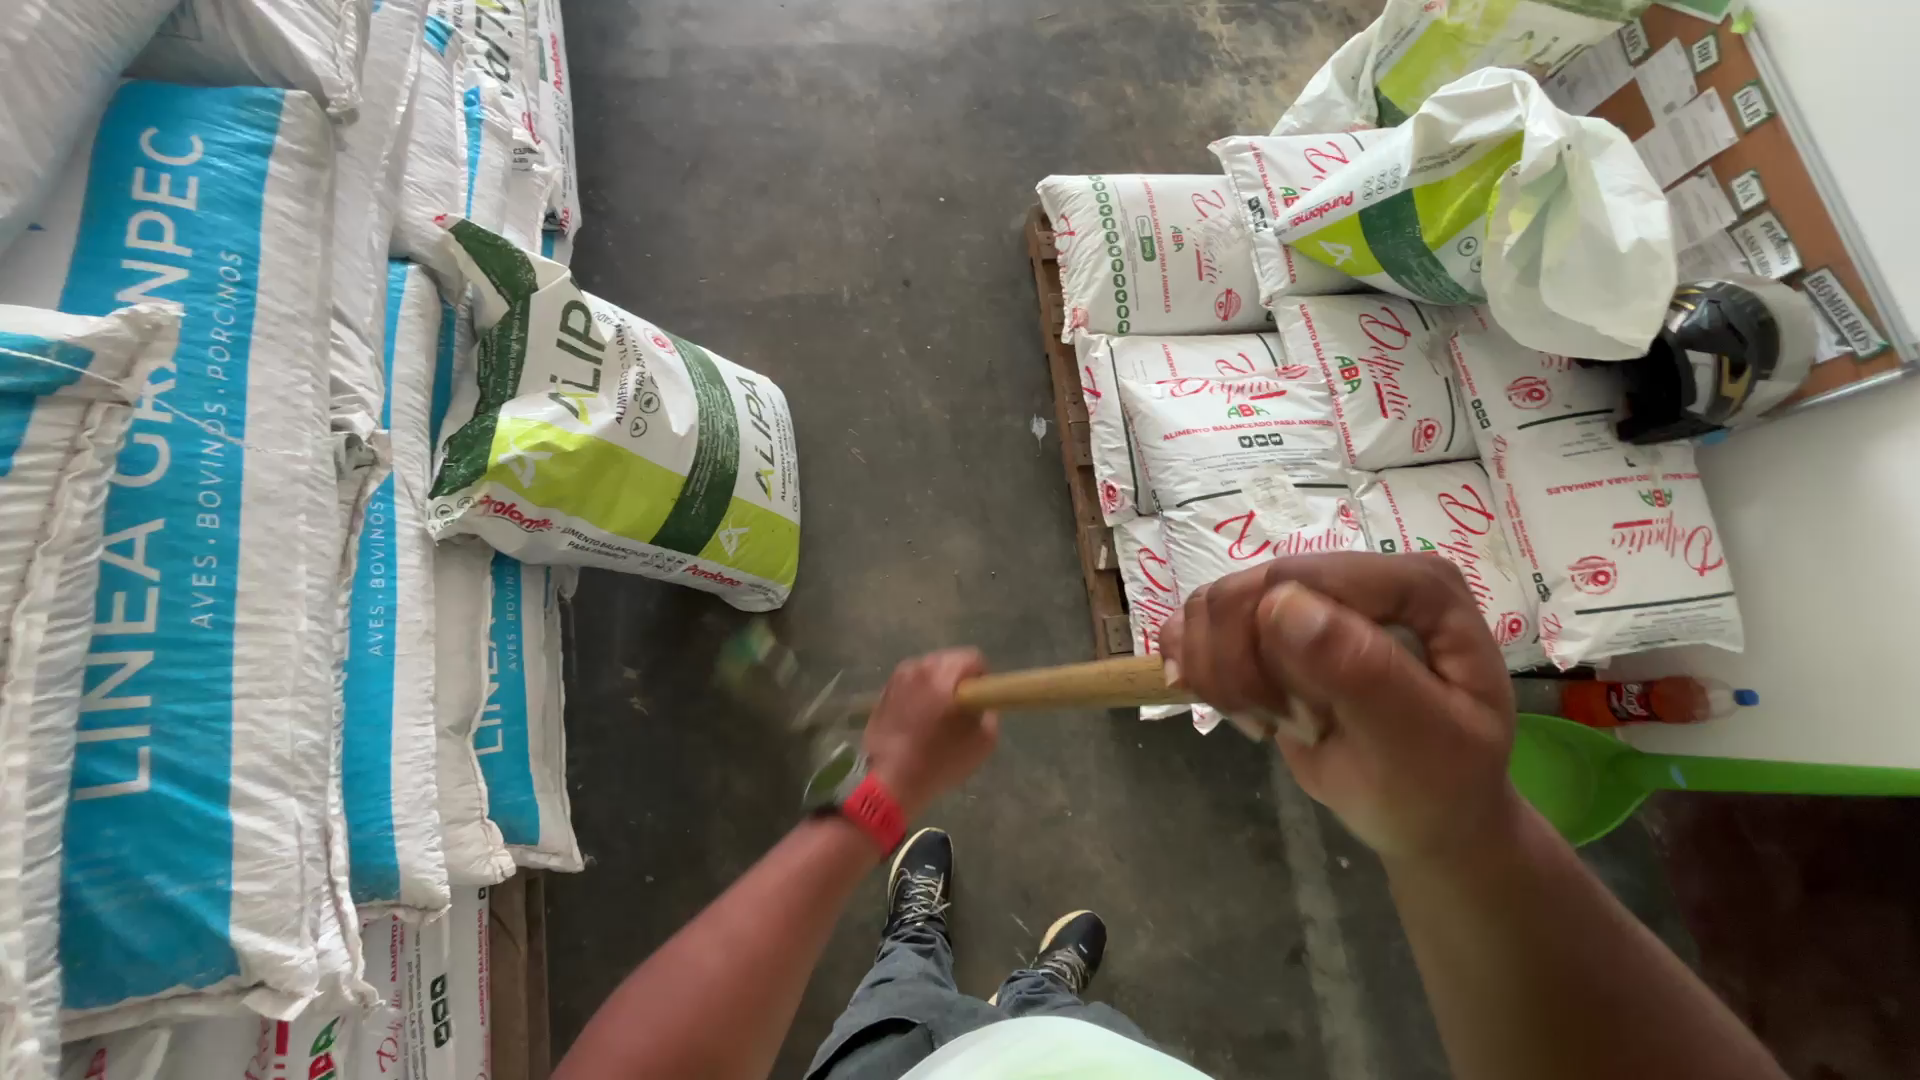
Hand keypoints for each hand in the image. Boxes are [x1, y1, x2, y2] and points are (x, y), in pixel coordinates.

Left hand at [862, 649, 999, 818]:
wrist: (890, 781)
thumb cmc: (940, 761)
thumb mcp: (985, 740)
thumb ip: (988, 711)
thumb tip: (980, 703)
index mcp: (944, 674)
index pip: (974, 658)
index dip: (982, 678)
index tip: (979, 701)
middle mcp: (918, 667)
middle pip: (949, 660)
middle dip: (958, 680)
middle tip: (959, 710)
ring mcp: (897, 678)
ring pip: (927, 671)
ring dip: (936, 686)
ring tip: (935, 717)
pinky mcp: (883, 692)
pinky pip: (910, 684)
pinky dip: (918, 695)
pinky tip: (916, 721)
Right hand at [1160, 553, 1517, 864]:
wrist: (1420, 814)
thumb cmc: (1434, 784)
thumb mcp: (1417, 740)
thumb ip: (1361, 670)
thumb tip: (1279, 605)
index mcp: (1411, 584)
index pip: (1295, 581)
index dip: (1271, 649)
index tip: (1301, 722)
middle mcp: (1355, 574)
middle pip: (1242, 591)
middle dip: (1241, 670)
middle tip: (1280, 725)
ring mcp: (1307, 594)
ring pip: (1210, 606)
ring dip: (1218, 674)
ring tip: (1265, 720)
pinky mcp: (1267, 621)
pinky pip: (1196, 621)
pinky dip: (1192, 665)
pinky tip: (1223, 703)